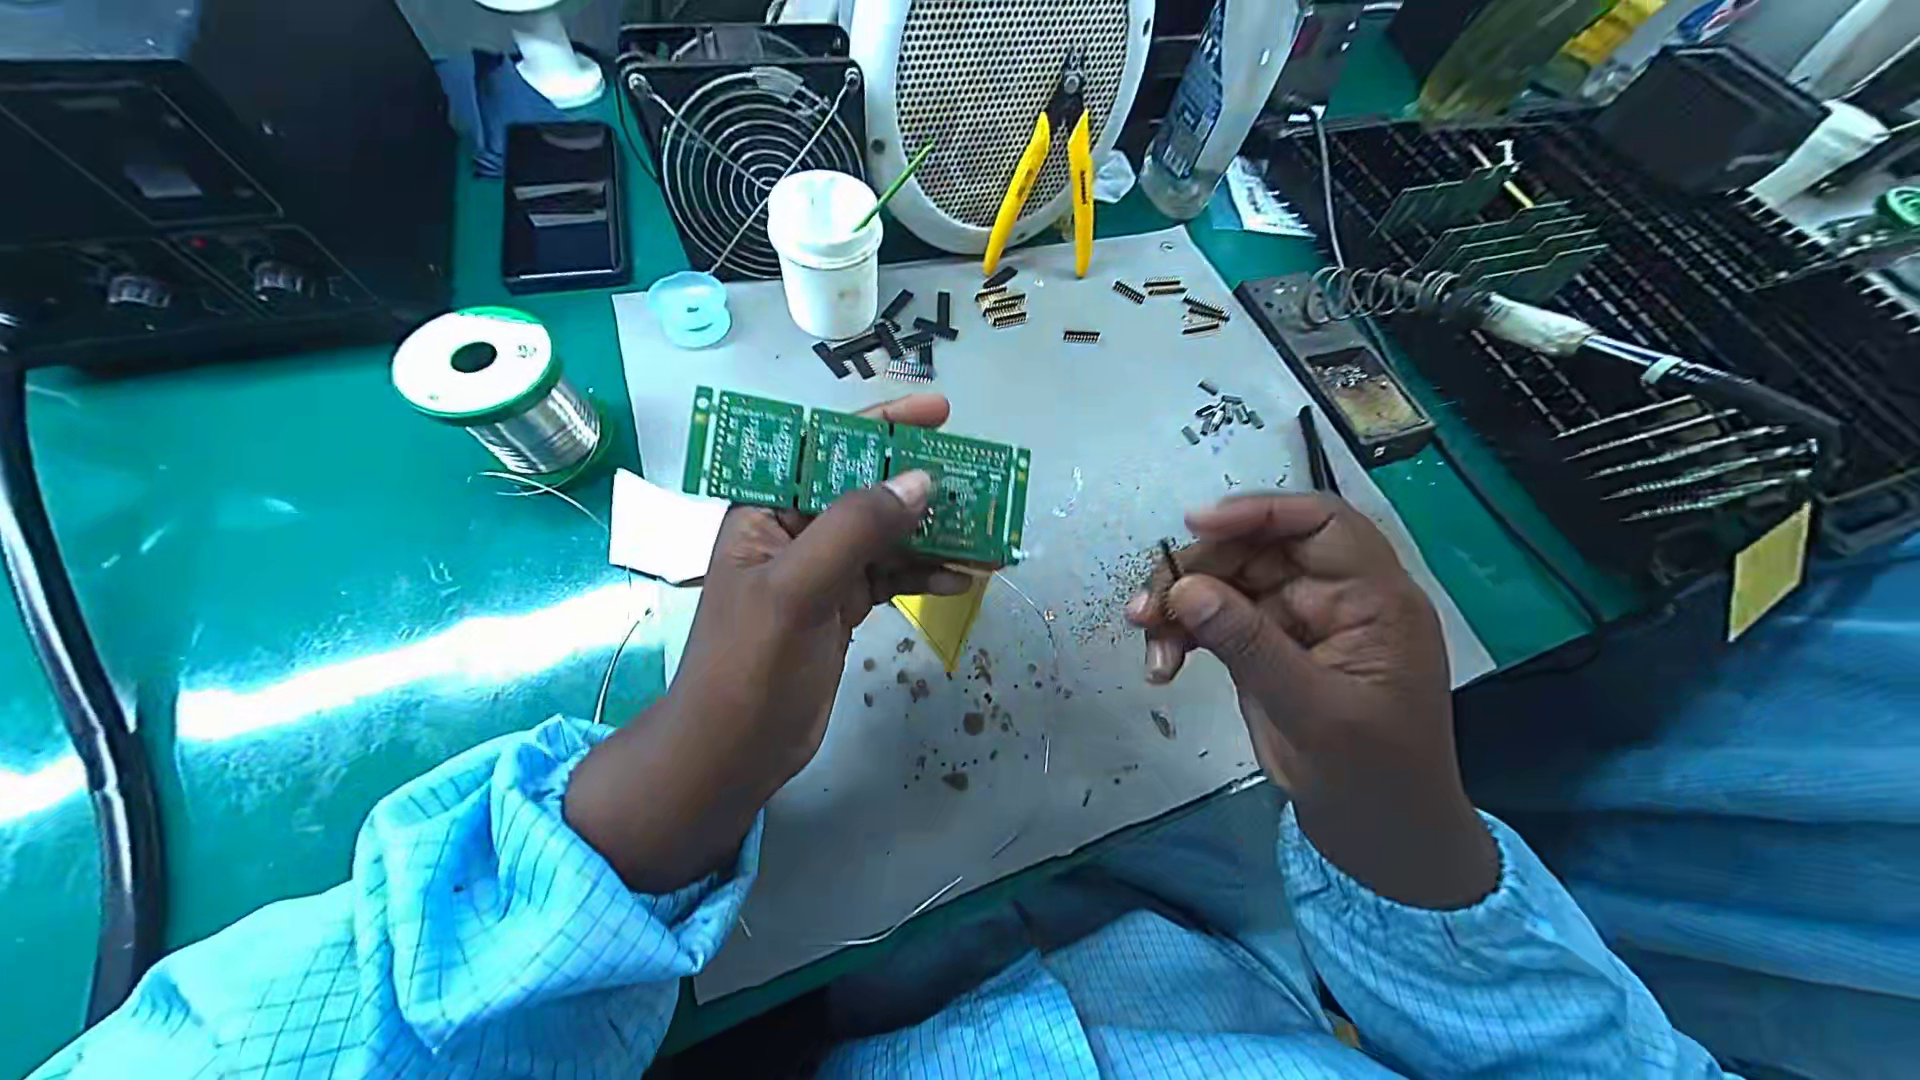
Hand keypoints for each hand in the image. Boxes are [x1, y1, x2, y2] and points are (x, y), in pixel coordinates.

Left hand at [566, 394, 971, 892]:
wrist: (734, 753)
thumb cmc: (750, 666)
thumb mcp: (797, 588)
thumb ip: (855, 528)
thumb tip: (920, 481)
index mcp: (768, 509)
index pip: (827, 445)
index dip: (883, 423)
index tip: (939, 411)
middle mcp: (797, 530)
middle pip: (868, 489)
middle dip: (923, 484)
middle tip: (981, 479)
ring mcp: (823, 570)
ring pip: (888, 536)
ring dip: (935, 536)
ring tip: (988, 535)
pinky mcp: (843, 605)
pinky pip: (892, 577)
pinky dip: (926, 576)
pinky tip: (963, 580)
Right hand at [1127, 494, 1496, 907]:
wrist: (1377, 837)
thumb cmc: (1370, 777)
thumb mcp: (1311, 710)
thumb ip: (1248, 643)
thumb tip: (1185, 588)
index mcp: (1372, 598)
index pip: (1320, 523)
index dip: (1259, 512)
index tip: (1194, 525)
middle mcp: (1331, 596)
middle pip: (1254, 550)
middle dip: (1197, 572)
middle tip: (1148, 610)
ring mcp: (1293, 619)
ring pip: (1223, 583)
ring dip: (1178, 607)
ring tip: (1149, 645)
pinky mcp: (1262, 643)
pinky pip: (1212, 619)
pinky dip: (1181, 635)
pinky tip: (1161, 666)